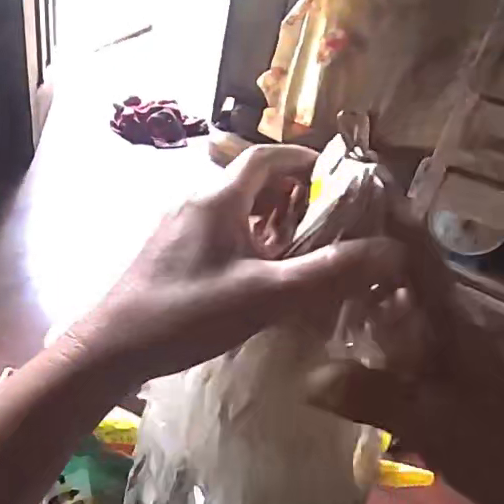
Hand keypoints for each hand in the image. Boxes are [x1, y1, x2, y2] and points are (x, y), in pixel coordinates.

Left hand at [67, 144, 404, 380]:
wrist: (113, 346)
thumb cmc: (187, 314)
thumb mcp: (265, 295)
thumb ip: (328, 273)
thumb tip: (391, 251)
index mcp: (216, 199)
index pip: (265, 157)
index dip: (302, 161)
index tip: (335, 179)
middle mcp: (193, 203)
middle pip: (249, 182)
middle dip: (290, 196)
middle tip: (324, 223)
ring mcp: (175, 228)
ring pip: (232, 210)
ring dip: (267, 221)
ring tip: (297, 252)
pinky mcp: (167, 252)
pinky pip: (215, 233)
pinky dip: (243, 241)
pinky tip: (255, 277)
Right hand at [308, 214, 503, 503]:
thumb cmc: (492, 447)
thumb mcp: (431, 422)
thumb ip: (373, 396)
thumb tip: (308, 376)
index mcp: (455, 325)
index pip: (423, 262)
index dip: (399, 225)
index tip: (369, 189)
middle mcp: (449, 326)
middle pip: (407, 275)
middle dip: (371, 248)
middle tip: (322, 229)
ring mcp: (443, 350)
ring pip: (400, 304)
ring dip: (367, 284)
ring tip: (321, 268)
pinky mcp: (435, 372)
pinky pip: (395, 333)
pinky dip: (369, 322)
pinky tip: (338, 328)